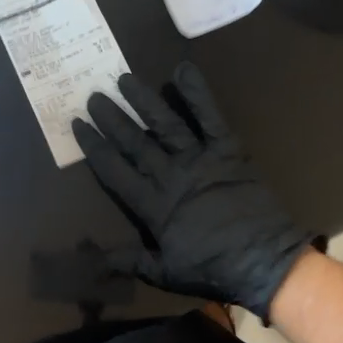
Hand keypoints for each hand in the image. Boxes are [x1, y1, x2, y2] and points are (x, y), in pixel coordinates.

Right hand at [72, 64, 310, 320]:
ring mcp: (199, 160)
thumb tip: (93, 259)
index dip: (94, 147)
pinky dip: (198, 94)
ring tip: (124, 79)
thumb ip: (129, 260)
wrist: (264, 262)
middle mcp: (170, 175)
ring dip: (144, 101)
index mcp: (152, 206)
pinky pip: (211, 118)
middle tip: (93, 96)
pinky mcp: (228, 151)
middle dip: (112, 119)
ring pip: (165, 124)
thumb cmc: (212, 269)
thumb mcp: (164, 272)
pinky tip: (183, 70)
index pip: (115, 170)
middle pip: (134, 142)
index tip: (78, 125)